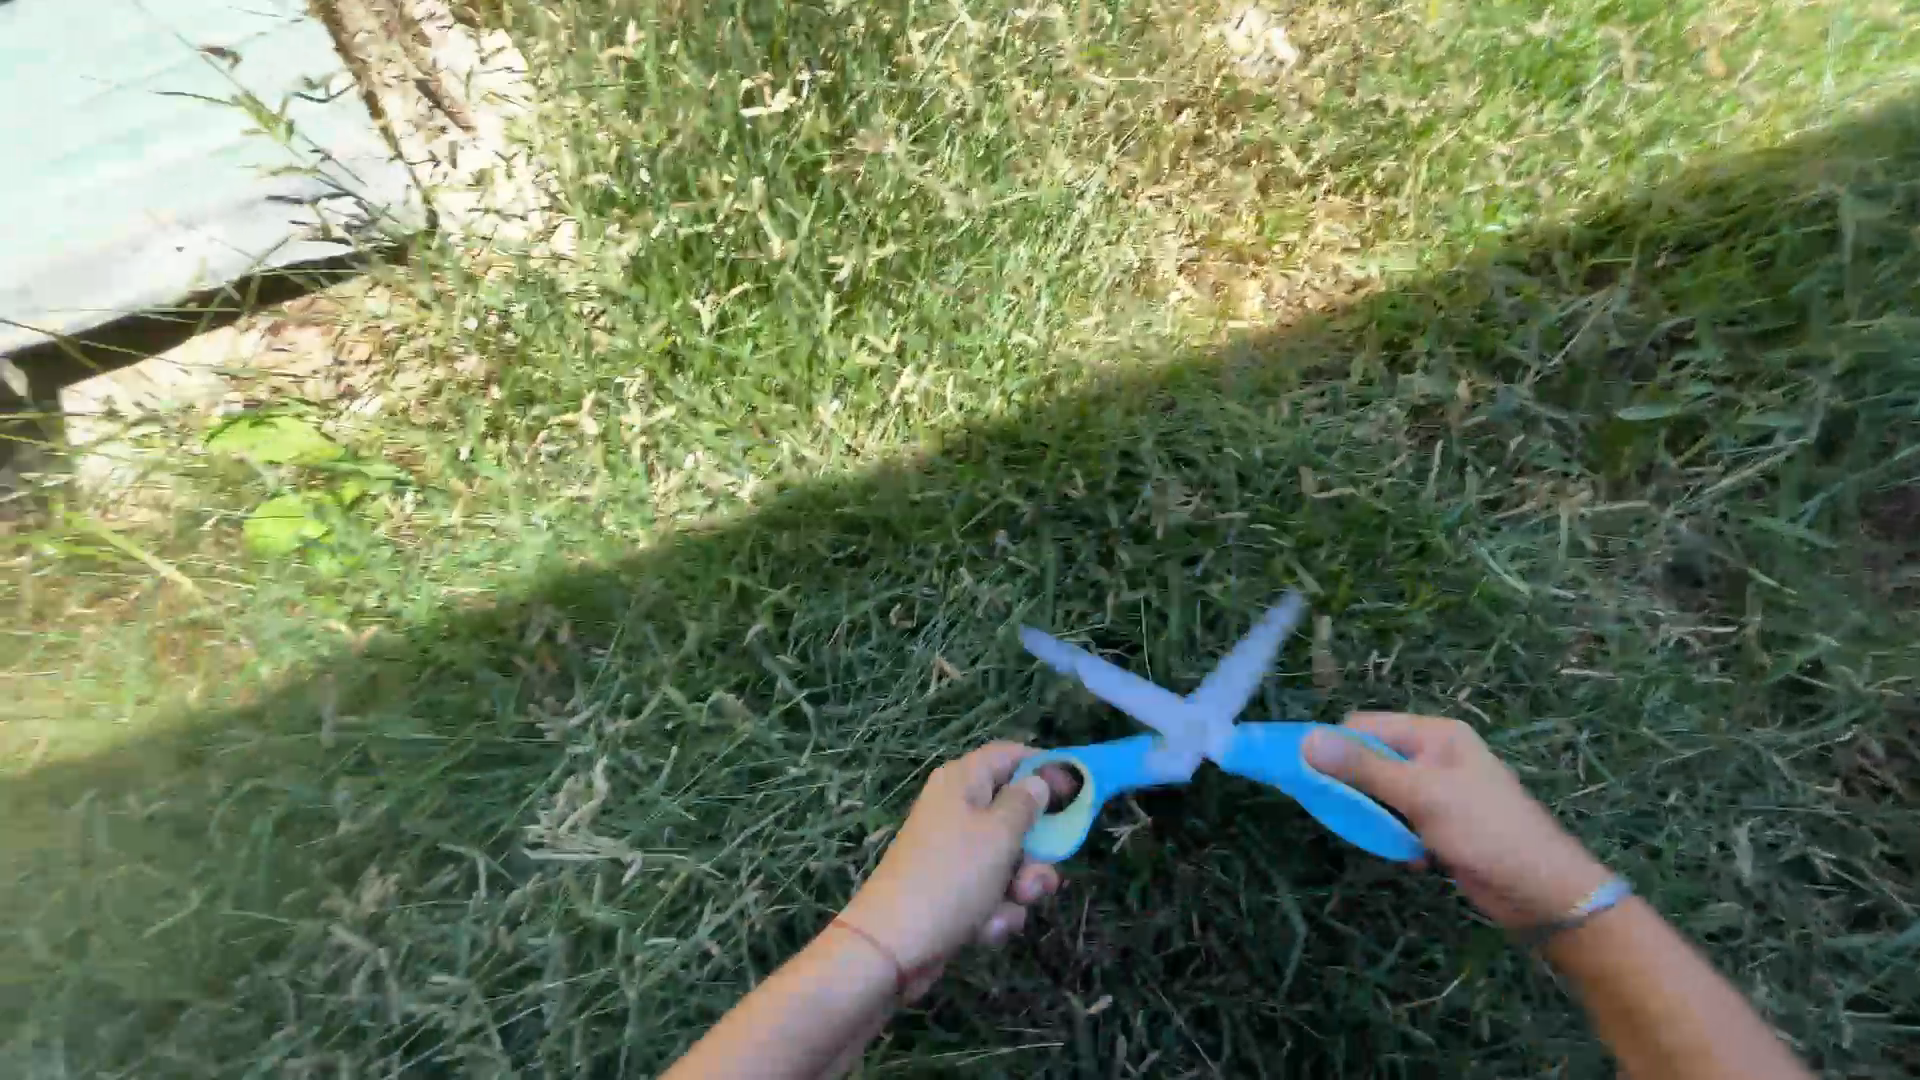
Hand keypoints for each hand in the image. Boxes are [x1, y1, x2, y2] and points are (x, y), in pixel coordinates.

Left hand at [840, 742, 1074, 984]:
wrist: (893, 945)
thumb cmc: (951, 876)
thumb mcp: (999, 834)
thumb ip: (1027, 804)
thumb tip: (1037, 780)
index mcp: (963, 780)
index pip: (1011, 755)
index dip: (1045, 768)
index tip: (1078, 792)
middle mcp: (958, 808)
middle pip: (1016, 814)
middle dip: (1036, 851)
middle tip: (1039, 873)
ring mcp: (954, 850)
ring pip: (1009, 860)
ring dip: (1018, 888)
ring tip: (1009, 907)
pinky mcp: (952, 888)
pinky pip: (991, 891)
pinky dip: (995, 910)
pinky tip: (984, 928)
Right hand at [1304, 712, 1613, 926]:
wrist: (1547, 896)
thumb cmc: (1486, 832)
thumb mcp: (1420, 794)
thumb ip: (1362, 767)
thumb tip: (1306, 739)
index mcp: (1433, 734)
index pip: (1363, 725)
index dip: (1335, 746)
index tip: (1312, 775)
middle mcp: (1432, 755)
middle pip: (1367, 757)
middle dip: (1353, 786)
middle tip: (1344, 811)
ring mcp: (1437, 790)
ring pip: (1378, 791)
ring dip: (1374, 815)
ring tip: (1381, 836)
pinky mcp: (1438, 822)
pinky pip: (1396, 817)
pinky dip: (1393, 834)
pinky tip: (1407, 855)